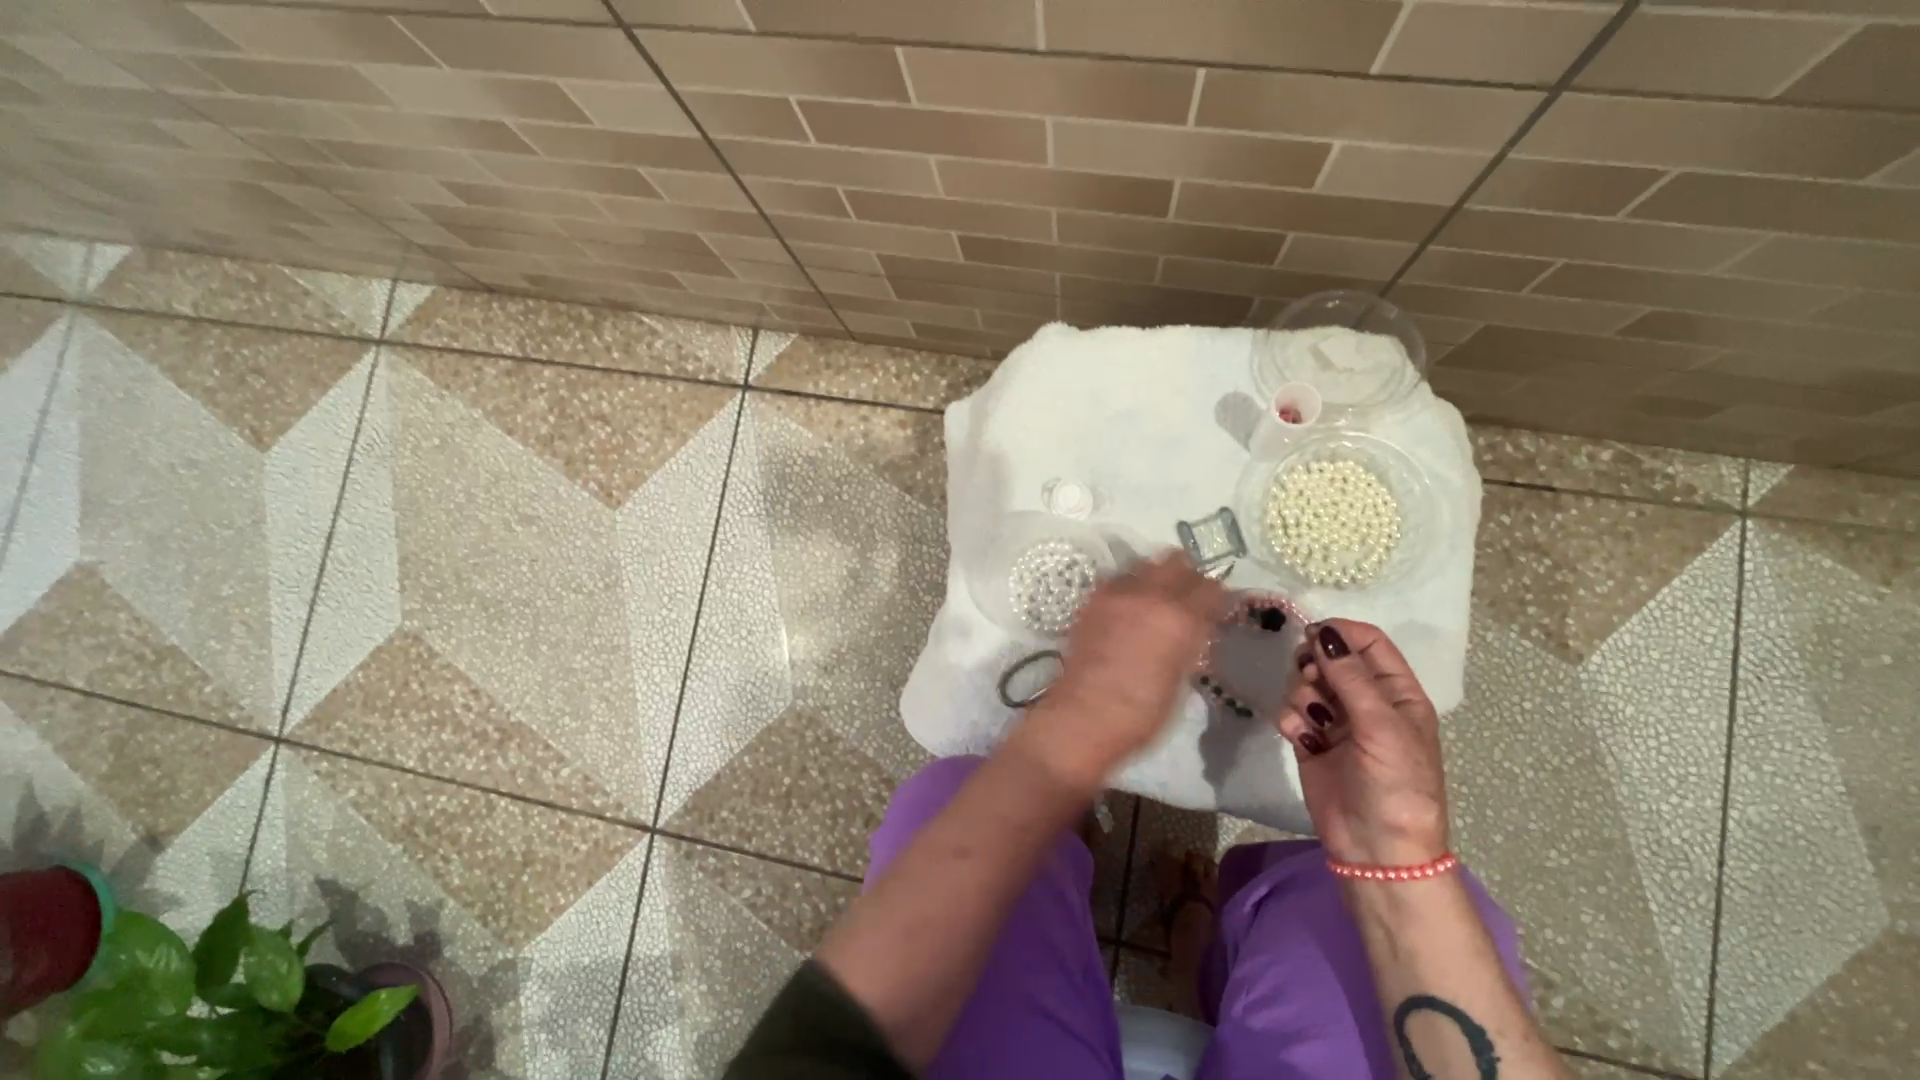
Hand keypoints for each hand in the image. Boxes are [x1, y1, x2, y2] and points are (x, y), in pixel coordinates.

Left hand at [1010, 552, 1226, 794]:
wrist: (1084, 716)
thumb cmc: (1141, 713)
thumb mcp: (1180, 680)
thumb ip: (1191, 645)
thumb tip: (1196, 631)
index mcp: (1181, 619)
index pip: (1212, 589)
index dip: (1219, 598)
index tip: (1219, 607)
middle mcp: (1151, 595)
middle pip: (1179, 563)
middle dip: (1189, 577)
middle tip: (1191, 597)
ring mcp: (1118, 594)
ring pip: (1147, 565)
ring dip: (1158, 576)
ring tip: (1159, 599)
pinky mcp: (1093, 600)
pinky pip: (1119, 579)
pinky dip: (1130, 586)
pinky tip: (1131, 607)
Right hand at [1275, 619, 1448, 867]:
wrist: (1377, 849)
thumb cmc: (1395, 785)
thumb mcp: (1382, 726)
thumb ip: (1351, 677)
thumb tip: (1324, 632)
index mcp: (1397, 693)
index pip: (1369, 643)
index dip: (1341, 633)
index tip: (1311, 636)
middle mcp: (1366, 702)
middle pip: (1331, 659)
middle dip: (1314, 663)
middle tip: (1311, 678)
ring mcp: (1336, 723)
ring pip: (1306, 683)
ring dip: (1302, 693)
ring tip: (1311, 719)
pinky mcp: (1310, 743)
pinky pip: (1291, 713)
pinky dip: (1291, 720)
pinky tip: (1301, 739)